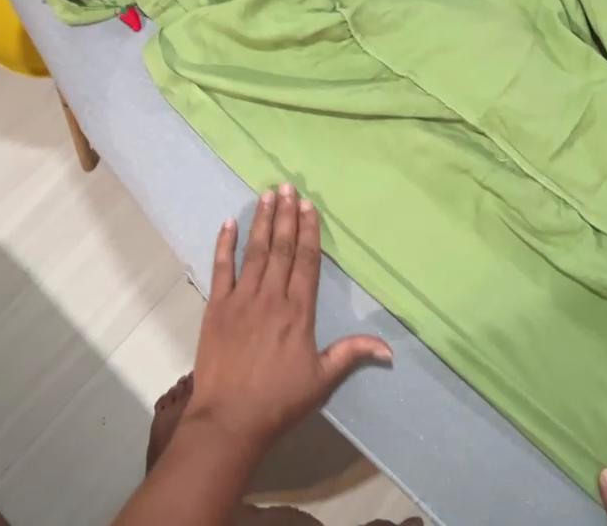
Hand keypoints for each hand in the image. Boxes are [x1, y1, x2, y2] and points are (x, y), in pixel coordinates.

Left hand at [183, 183, 391, 456]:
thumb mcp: (322, 380)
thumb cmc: (279, 401)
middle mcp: (272, 296)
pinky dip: (225, 244)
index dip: (309, 231)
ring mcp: (242, 299)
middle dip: (286, 215)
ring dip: (262, 221)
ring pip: (255, 251)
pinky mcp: (217, 307)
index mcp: (299, 311)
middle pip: (282, 247)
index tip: (308, 205)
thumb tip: (390, 348)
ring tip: (267, 194)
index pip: (306, 261)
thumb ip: (351, 354)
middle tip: (287, 187)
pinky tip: (229, 222)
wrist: (229, 420)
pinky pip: (221, 268)